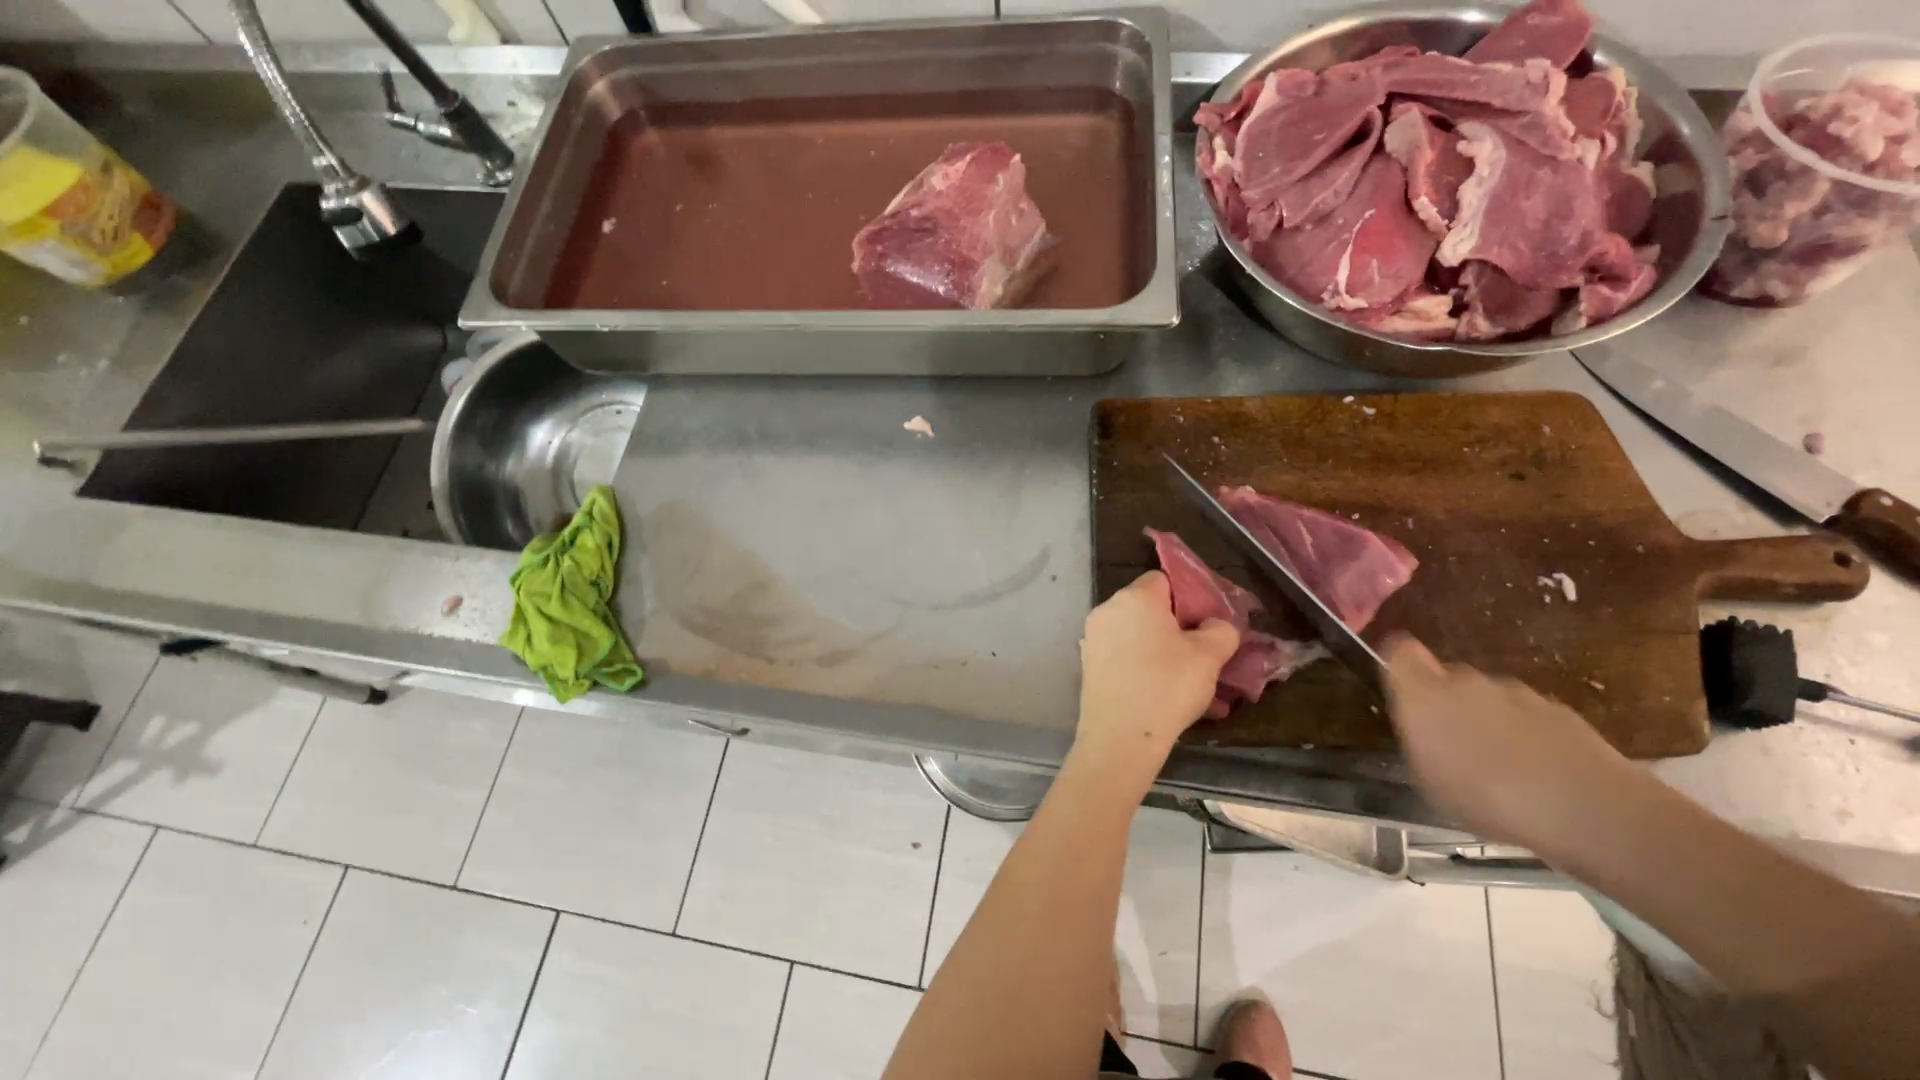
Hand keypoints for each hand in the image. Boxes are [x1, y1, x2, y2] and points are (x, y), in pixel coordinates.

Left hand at [1074, 571, 1238, 777]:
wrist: (1120, 739)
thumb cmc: (1167, 686)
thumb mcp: (1210, 655)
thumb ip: (1221, 630)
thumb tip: (1213, 626)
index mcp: (1134, 598)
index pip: (1164, 580)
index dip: (1189, 598)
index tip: (1206, 624)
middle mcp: (1107, 611)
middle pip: (1148, 609)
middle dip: (1176, 627)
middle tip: (1201, 654)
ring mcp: (1092, 640)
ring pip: (1136, 636)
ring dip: (1162, 651)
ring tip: (1187, 680)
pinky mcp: (1088, 667)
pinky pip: (1123, 658)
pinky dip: (1143, 668)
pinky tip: (1164, 695)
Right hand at [1382, 635, 1636, 849]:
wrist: (1581, 805)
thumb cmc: (1484, 798)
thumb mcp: (1428, 778)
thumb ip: (1419, 739)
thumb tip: (1422, 724)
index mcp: (1424, 695)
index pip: (1400, 653)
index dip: (1399, 667)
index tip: (1402, 693)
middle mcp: (1465, 682)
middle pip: (1447, 679)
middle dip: (1447, 704)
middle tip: (1452, 747)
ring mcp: (1514, 692)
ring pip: (1488, 698)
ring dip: (1488, 722)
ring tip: (1498, 769)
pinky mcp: (1556, 709)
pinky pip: (1526, 716)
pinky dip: (1525, 735)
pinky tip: (1535, 774)